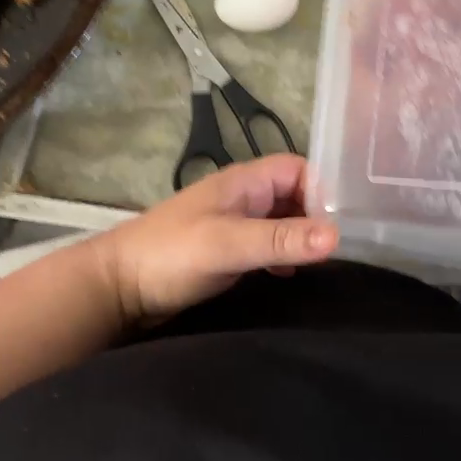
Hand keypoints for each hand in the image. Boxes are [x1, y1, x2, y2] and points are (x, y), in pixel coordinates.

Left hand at [92, 155, 337, 326]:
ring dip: (301, 238)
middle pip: (295, 195)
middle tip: (342, 247)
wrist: (115, 290)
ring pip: (283, 222)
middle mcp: (244, 198)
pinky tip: (290, 276)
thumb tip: (338, 235)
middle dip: (318, 216)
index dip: (323, 189)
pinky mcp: (228, 253)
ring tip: (323, 264)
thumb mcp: (228, 245)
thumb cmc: (170, 255)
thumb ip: (281, 239)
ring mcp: (235, 225)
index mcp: (244, 182)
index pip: (299, 170)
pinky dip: (284, 257)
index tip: (345, 221)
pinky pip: (268, 246)